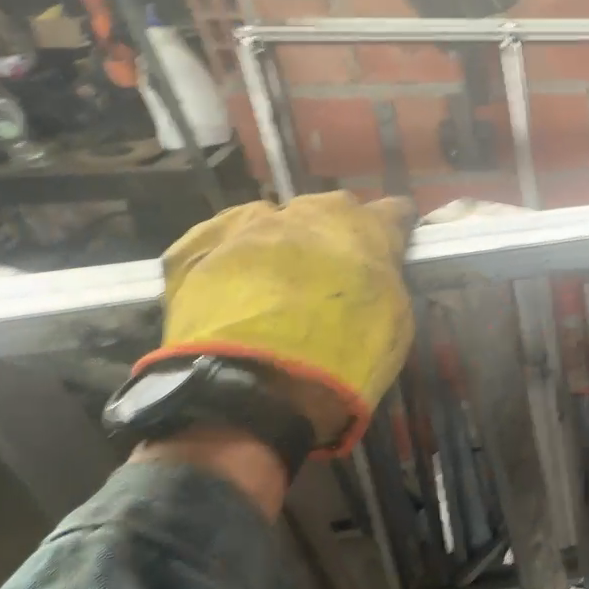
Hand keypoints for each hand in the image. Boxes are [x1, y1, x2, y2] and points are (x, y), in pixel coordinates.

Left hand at [132, 191, 417, 454]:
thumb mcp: (395, 319)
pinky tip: (232, 290)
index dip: (395, 227)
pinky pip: (217, 244)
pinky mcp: (191, 249)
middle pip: (325, 211)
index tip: (396, 241)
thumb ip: (383, 282)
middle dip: (333, 234)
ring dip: (278, 246)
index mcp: (362, 228)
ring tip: (277, 287)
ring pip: (267, 223)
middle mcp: (304, 213)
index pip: (391, 211)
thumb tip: (372, 273)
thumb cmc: (347, 350)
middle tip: (336, 271)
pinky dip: (228, 260)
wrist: (258, 377)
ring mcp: (243, 225)